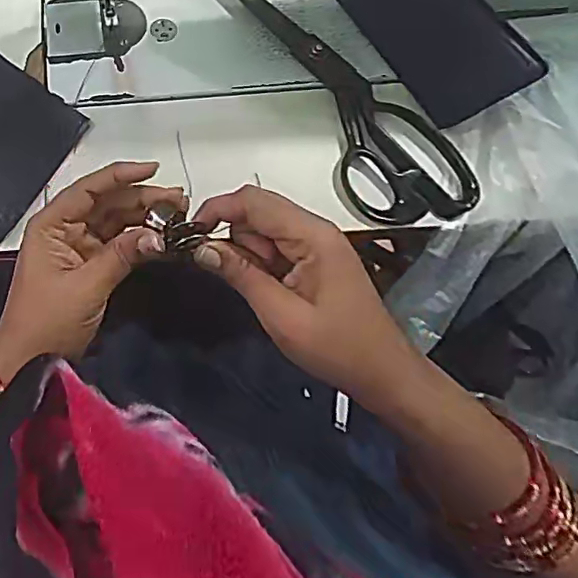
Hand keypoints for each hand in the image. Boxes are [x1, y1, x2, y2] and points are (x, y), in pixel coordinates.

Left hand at [0, 162, 182, 372]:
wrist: (28, 361)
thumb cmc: (44, 322)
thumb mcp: (86, 286)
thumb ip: (121, 256)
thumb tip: (157, 235)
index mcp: (51, 224)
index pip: (89, 189)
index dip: (121, 176)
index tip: (152, 169)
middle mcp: (63, 228)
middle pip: (106, 203)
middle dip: (141, 198)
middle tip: (178, 199)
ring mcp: (77, 245)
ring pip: (114, 220)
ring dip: (144, 216)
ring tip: (177, 213)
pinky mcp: (88, 264)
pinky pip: (117, 242)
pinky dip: (138, 239)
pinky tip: (162, 236)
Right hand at [187, 185, 425, 411]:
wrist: (385, 376)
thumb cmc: (341, 349)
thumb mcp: (282, 316)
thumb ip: (240, 275)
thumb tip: (202, 247)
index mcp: (312, 236)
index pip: (253, 201)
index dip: (217, 209)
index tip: (192, 233)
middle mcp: (314, 230)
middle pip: (255, 209)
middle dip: (231, 235)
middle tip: (223, 269)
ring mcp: (314, 242)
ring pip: (260, 228)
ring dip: (245, 252)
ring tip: (260, 290)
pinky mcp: (311, 257)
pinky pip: (271, 244)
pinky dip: (258, 261)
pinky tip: (267, 288)